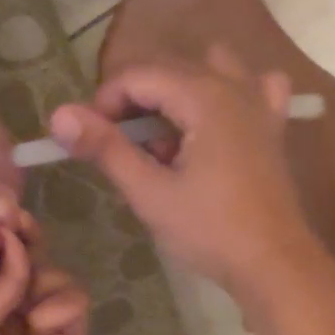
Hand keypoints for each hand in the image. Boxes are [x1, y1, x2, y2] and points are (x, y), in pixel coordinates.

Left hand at [0, 232, 88, 334]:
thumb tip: (15, 235)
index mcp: (4, 302)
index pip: (27, 258)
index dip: (27, 237)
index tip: (18, 222)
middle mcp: (33, 317)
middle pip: (58, 273)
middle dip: (40, 278)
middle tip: (22, 296)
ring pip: (76, 301)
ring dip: (51, 310)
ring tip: (32, 332)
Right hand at [49, 45, 319, 292]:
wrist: (273, 264)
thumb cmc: (210, 231)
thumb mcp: (151, 193)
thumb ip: (107, 150)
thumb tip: (60, 115)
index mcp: (204, 96)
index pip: (141, 75)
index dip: (106, 100)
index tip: (88, 136)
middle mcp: (235, 88)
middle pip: (173, 71)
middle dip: (138, 101)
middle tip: (118, 148)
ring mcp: (261, 107)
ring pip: (214, 72)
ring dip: (181, 95)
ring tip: (167, 142)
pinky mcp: (274, 131)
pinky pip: (255, 91)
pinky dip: (231, 97)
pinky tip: (219, 125)